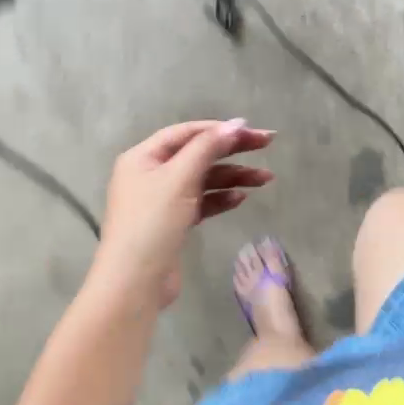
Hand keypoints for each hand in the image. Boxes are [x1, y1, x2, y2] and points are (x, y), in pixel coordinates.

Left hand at [92, 118, 274, 309]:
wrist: (135, 281)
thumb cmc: (153, 222)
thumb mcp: (180, 178)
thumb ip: (208, 147)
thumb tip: (237, 123)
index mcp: (143, 157)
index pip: (187, 132)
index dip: (220, 129)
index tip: (252, 130)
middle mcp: (150, 174)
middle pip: (198, 153)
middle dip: (233, 150)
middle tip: (267, 143)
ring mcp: (162, 200)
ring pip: (204, 179)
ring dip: (234, 176)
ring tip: (266, 178)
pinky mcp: (173, 223)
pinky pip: (202, 202)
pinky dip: (221, 198)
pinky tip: (241, 198)